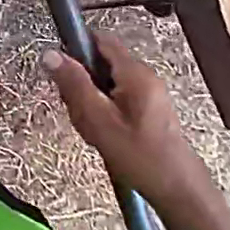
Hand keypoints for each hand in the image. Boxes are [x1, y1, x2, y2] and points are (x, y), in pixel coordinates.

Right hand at [42, 30, 207, 209]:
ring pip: (106, 82)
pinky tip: (102, 133)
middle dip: (82, 81)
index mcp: (135, 73)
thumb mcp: (98, 119)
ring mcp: (149, 93)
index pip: (101, 40)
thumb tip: (51, 54)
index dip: (76, 48)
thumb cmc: (139, 155)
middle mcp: (145, 77)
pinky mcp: (149, 109)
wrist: (178, 190)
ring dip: (90, 99)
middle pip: (101, 62)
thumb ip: (74, 84)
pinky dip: (103, 110)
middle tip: (76, 108)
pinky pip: (116, 98)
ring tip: (90, 125)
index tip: (61, 70)